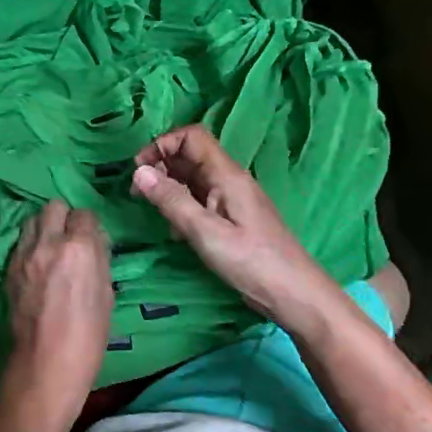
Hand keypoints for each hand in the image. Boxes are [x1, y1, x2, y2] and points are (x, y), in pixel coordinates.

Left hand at [3, 200, 114, 404]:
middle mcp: (49, 242)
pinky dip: (31, 245)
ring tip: (52, 247)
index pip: (85, 214)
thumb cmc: (88, 335)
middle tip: (71, 238)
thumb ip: (99, 260)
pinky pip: (21, 243)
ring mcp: (25, 255)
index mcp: (79, 248)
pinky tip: (38, 264)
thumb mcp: (107, 293)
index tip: (92, 240)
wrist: (45, 364)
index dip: (90, 226)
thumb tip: (94, 243)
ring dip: (45, 227)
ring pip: (33, 220)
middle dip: (65, 217)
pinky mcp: (9, 268)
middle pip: (54, 206)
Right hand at [130, 124, 347, 333]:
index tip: (140, 169)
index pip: (192, 136)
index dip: (163, 144)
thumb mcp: (205, 232)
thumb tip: (139, 172)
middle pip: (190, 156)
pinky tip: (175, 231)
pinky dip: (182, 207)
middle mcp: (229, 180)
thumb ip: (172, 200)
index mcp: (227, 175)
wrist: (294, 294)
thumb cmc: (251, 262)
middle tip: (138, 193)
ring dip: (169, 188)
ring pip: (193, 179)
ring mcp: (232, 200)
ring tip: (153, 211)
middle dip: (161, 167)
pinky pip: (201, 200)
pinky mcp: (232, 219)